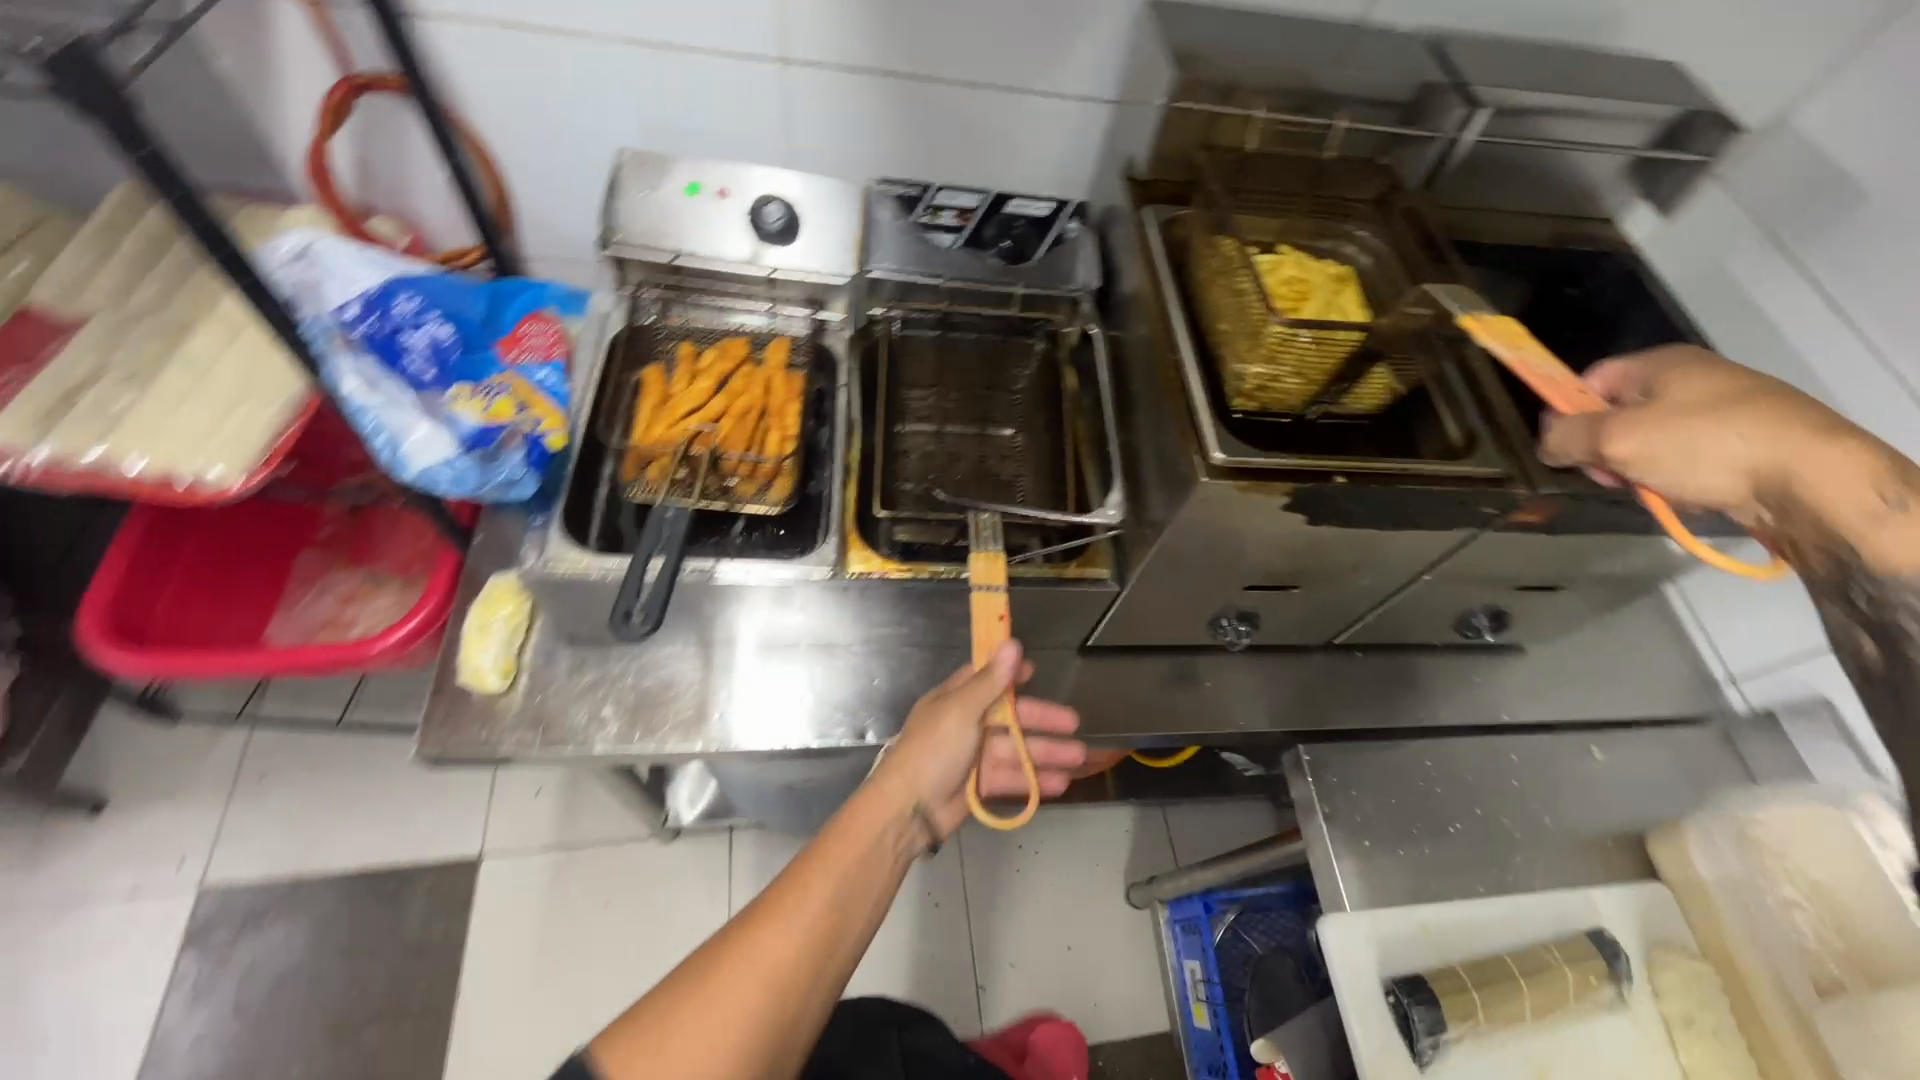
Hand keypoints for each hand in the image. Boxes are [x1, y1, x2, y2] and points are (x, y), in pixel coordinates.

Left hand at [869, 640, 1087, 838]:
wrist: (909, 809)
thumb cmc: (933, 750)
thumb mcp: (961, 710)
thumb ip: (991, 681)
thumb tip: (1012, 642)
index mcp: (954, 700)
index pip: (985, 679)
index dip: (1009, 674)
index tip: (1035, 672)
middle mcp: (965, 724)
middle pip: (1010, 717)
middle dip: (1042, 720)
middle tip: (1074, 723)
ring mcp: (973, 756)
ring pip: (1016, 749)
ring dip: (1046, 752)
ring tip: (1078, 758)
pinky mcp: (979, 785)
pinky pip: (1012, 778)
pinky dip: (1034, 780)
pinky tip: (1060, 783)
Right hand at [1537, 345, 1871, 525]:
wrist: (1809, 478)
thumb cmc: (1702, 445)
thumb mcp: (1615, 439)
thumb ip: (1565, 436)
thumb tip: (1546, 441)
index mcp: (1659, 363)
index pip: (1588, 381)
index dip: (1568, 414)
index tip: (1568, 449)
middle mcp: (1691, 379)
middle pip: (1617, 415)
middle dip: (1606, 450)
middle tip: (1614, 475)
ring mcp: (1721, 411)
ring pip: (1649, 443)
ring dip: (1639, 470)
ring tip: (1655, 489)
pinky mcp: (1743, 443)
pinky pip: (1686, 461)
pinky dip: (1675, 480)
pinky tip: (1685, 495)